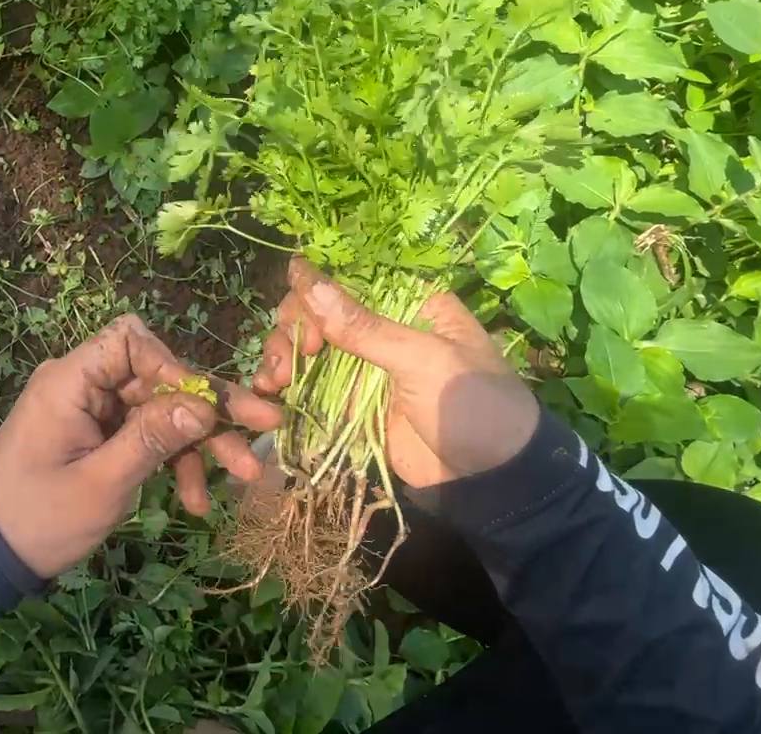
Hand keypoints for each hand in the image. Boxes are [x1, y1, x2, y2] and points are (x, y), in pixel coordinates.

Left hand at [0, 315, 282, 577]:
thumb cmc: (38, 517)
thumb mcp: (101, 483)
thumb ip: (152, 439)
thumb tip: (204, 405)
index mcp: (71, 379)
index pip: (130, 341)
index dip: (174, 365)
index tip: (206, 407)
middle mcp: (83, 384)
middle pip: (156, 376)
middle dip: (207, 407)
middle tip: (264, 427)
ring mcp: (93, 409)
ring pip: (159, 408)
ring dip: (198, 442)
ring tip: (243, 476)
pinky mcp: (100, 434)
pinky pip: (145, 434)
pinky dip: (171, 461)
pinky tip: (195, 500)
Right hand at [255, 259, 539, 488]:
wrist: (492, 484)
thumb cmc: (473, 407)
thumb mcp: (424, 361)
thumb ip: (363, 326)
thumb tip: (302, 277)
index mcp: (406, 301)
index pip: (345, 277)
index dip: (313, 294)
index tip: (307, 331)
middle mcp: (379, 324)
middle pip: (316, 308)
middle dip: (292, 329)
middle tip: (289, 362)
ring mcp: (361, 362)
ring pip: (304, 342)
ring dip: (280, 355)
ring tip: (273, 381)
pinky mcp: (349, 398)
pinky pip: (308, 381)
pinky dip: (284, 383)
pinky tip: (268, 392)